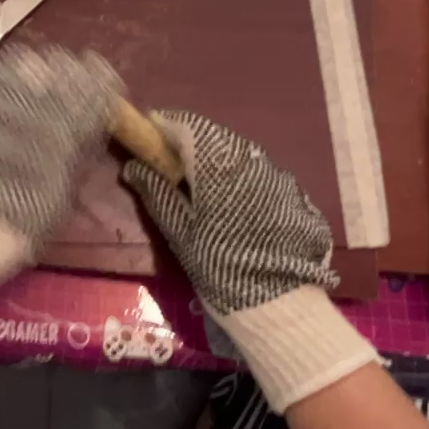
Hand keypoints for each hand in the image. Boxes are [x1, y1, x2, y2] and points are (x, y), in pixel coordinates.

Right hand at [122, 110, 378, 411]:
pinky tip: (239, 210)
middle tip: (170, 170)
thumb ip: (156, 192)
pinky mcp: (295, 191)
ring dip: (217, 162)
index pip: (185, 123)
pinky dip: (242, 180)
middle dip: (189, 144)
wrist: (283, 305)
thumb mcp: (180, 232)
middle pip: (213, 135)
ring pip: (238, 153)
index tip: (147, 140)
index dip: (162, 126)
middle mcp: (250, 157)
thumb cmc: (221, 266)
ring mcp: (277, 172)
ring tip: (204, 193)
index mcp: (217, 162)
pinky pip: (260, 172)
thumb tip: (132, 166)